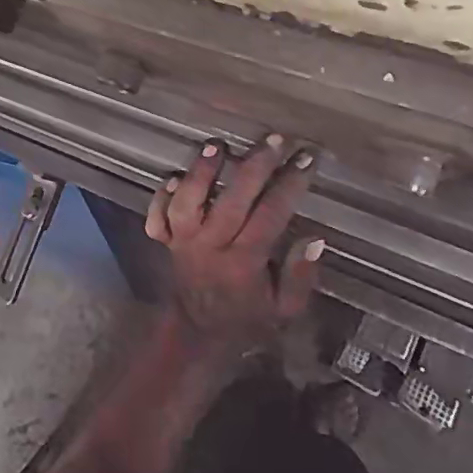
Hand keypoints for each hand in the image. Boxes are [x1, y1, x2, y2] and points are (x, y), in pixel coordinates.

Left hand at [144, 134, 323, 356]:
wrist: (198, 333)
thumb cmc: (247, 318)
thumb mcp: (284, 308)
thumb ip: (300, 276)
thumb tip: (315, 239)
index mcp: (244, 263)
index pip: (270, 216)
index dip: (289, 185)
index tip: (306, 159)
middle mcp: (211, 248)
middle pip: (231, 201)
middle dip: (254, 167)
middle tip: (274, 140)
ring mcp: (184, 243)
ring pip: (188, 203)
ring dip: (202, 173)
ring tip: (219, 144)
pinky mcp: (166, 242)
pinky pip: (157, 217)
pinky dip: (161, 196)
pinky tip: (174, 176)